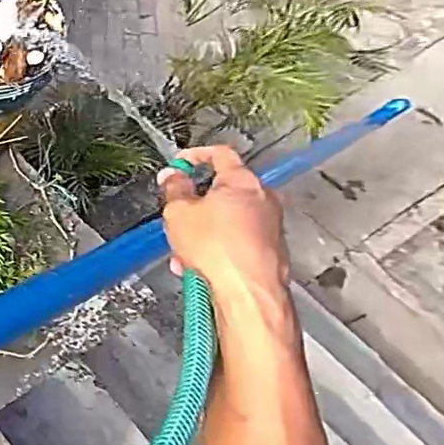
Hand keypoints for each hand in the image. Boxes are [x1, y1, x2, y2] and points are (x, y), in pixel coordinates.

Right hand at [159, 146, 288, 297]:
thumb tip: (172, 176)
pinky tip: (199, 266)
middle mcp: (263, 198)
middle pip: (223, 190)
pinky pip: (237, 240)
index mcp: (241, 181)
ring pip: (228, 219)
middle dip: (196, 203)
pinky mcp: (271, 248)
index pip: (220, 153)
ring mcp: (270, 224)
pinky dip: (217, 247)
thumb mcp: (178, 213)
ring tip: (184, 251)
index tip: (181, 162)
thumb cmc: (218, 249)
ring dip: (204, 230)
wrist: (248, 291)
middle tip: (177, 213)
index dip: (196, 155)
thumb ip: (173, 189)